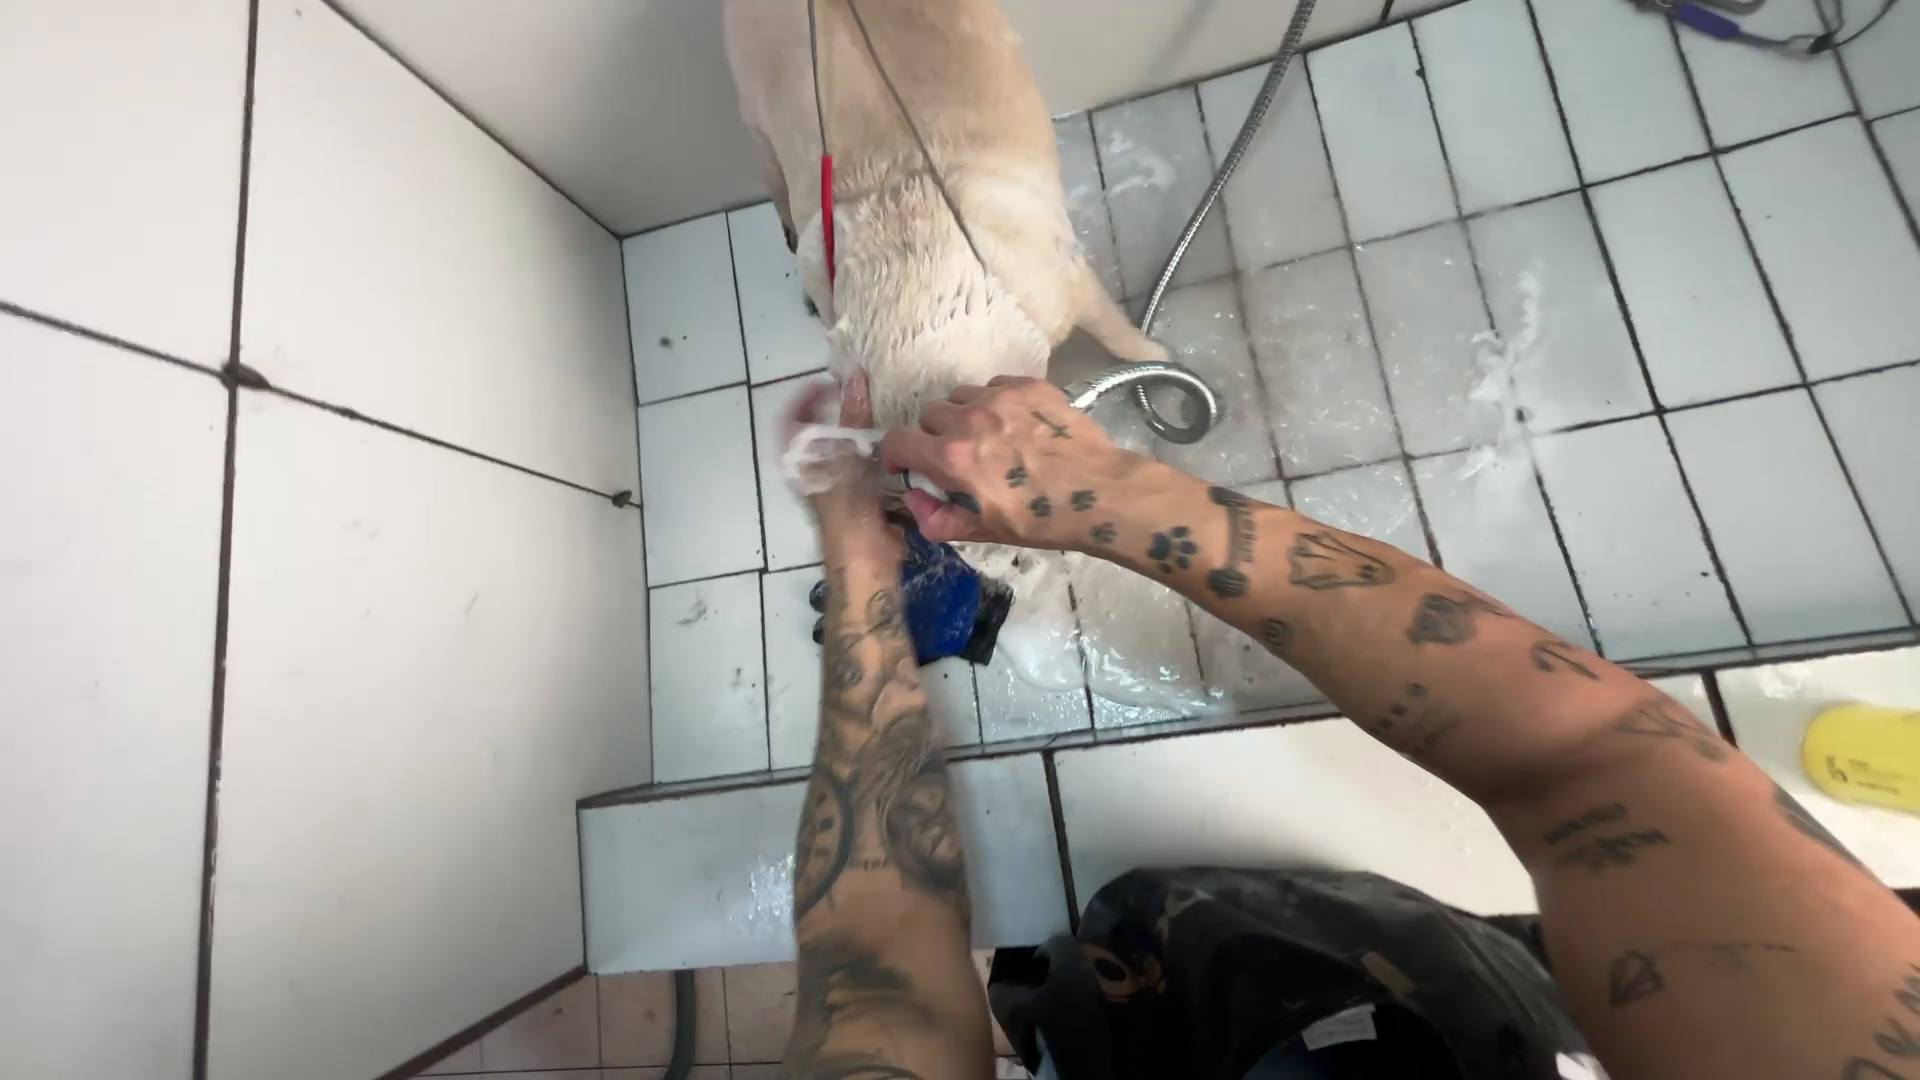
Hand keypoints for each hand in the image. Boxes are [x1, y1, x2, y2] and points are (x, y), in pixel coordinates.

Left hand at [782, 370, 885, 537]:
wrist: (865, 560)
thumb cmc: (849, 515)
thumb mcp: (850, 462)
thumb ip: (853, 420)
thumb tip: (855, 379)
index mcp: (800, 462)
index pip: (790, 419)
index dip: (805, 397)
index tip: (830, 383)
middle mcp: (813, 469)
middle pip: (815, 430)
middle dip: (834, 409)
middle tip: (857, 391)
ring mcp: (833, 481)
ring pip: (839, 444)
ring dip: (853, 427)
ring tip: (874, 409)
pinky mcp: (855, 492)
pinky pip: (861, 460)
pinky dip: (871, 447)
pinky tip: (889, 440)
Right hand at [877, 377, 1156, 547]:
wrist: (1099, 494)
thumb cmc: (1040, 519)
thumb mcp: (983, 531)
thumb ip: (936, 518)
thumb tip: (915, 499)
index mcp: (951, 458)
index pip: (897, 440)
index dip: (896, 454)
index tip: (907, 464)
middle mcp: (969, 420)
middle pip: (929, 414)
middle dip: (935, 436)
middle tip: (960, 456)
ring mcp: (1000, 398)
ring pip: (960, 396)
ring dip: (964, 415)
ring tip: (990, 438)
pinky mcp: (1028, 386)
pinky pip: (993, 385)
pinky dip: (995, 402)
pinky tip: (1016, 424)